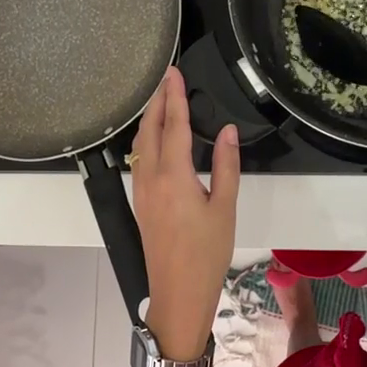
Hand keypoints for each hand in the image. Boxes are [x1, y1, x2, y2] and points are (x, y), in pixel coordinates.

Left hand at [130, 68, 239, 360]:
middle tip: (166, 78)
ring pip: (140, 144)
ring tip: (161, 99)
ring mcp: (141, 191)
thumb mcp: (225, 208)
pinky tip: (156, 137)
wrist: (178, 294)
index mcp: (174, 177)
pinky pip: (139, 159)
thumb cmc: (207, 253)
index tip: (173, 73)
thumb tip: (227, 131)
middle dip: (156, 101)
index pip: (173, 126)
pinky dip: (146, 138)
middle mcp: (151, 178)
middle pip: (149, 130)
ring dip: (149, 118)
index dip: (174, 97)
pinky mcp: (140, 202)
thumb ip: (226, 166)